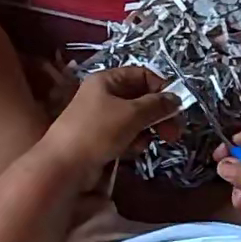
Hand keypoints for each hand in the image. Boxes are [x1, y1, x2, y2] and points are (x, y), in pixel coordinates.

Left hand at [37, 67, 179, 175]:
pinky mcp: (101, 140)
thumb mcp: (131, 114)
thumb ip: (156, 105)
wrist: (64, 166)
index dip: (160, 88)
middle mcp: (103, 96)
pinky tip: (132, 152)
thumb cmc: (97, 131)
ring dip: (145, 130)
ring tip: (144, 143)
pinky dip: (132, 142)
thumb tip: (176, 99)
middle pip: (140, 99)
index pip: (141, 75)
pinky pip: (125, 136)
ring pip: (135, 120)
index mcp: (106, 80)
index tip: (176, 107)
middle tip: (174, 133)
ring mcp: (101, 119)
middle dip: (158, 114)